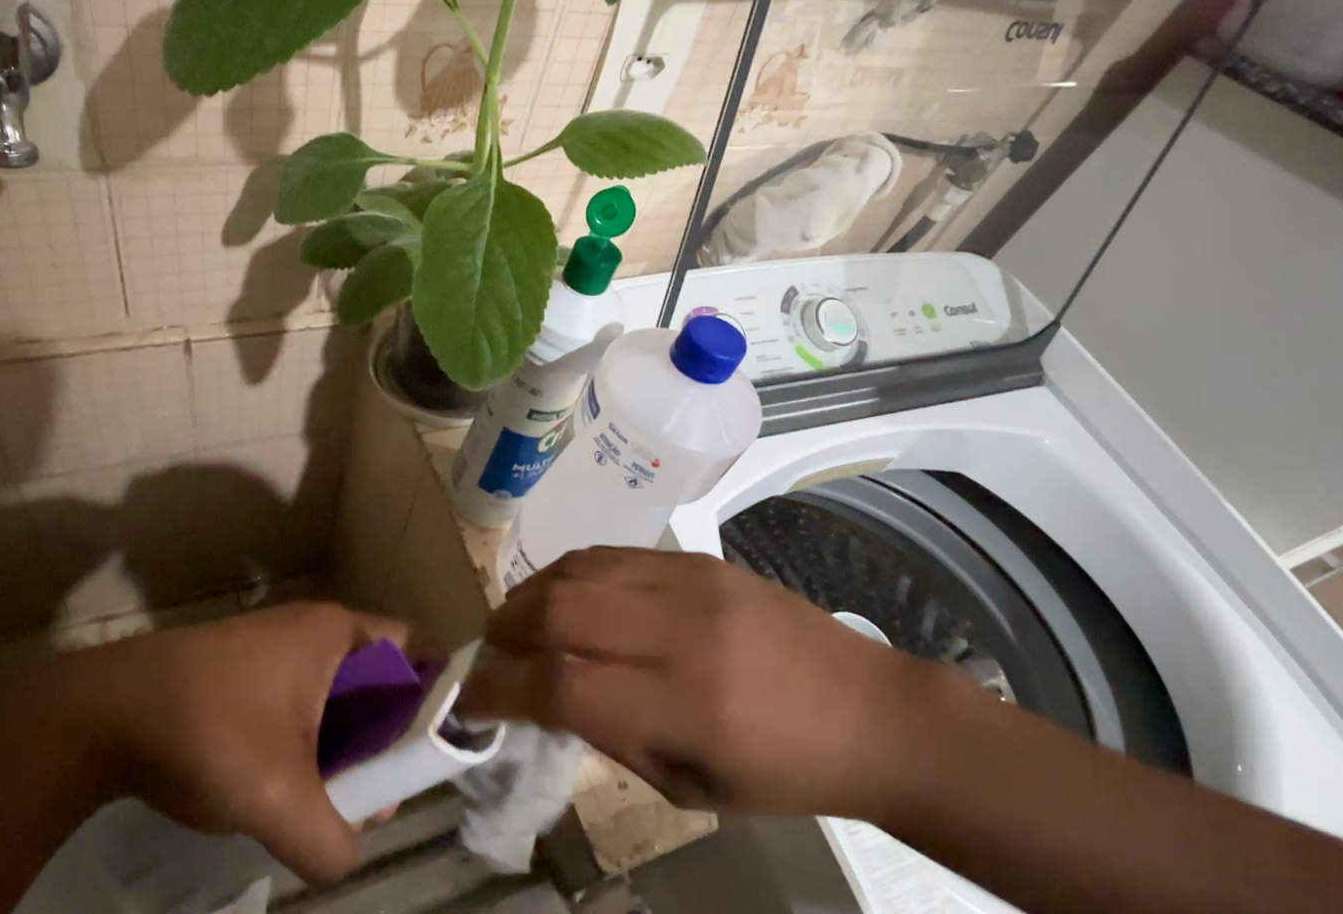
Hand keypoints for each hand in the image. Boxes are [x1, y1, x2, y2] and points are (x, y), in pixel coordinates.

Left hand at [28, 602, 406, 883]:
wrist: (98, 714)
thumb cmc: (207, 733)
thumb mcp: (278, 799)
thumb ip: (330, 842)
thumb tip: (345, 862)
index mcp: (335, 634)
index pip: (415, 649)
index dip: (434, 698)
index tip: (431, 754)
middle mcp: (310, 629)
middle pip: (377, 679)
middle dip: (386, 740)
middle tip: (379, 797)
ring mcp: (271, 647)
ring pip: (333, 696)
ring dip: (342, 748)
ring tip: (331, 804)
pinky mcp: (239, 670)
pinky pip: (296, 702)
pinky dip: (305, 743)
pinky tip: (283, 788)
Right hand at [458, 547, 933, 819]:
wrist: (870, 712)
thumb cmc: (781, 772)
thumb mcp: (687, 788)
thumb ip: (608, 737)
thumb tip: (543, 697)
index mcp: (682, 709)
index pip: (558, 686)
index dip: (500, 691)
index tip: (472, 700)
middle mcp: (680, 635)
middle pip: (556, 611)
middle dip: (505, 630)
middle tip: (493, 652)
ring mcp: (690, 585)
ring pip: (577, 569)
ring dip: (530, 594)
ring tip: (519, 619)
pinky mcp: (699, 560)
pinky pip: (611, 553)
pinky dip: (570, 573)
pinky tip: (564, 594)